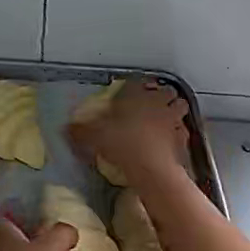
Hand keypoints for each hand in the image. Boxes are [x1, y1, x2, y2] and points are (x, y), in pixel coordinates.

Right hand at [68, 79, 190, 188]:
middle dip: (161, 94)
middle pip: (165, 90)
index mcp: (136, 96)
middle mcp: (156, 102)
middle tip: (152, 103)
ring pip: (180, 105)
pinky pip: (183, 129)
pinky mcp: (183, 137)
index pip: (138, 82)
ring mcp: (173, 118)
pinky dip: (179, 132)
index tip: (130, 91)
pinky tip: (172, 140)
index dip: (135, 86)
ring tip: (166, 118)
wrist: (152, 168)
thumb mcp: (94, 137)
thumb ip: (80, 132)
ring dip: (174, 109)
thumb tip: (66, 129)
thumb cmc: (122, 144)